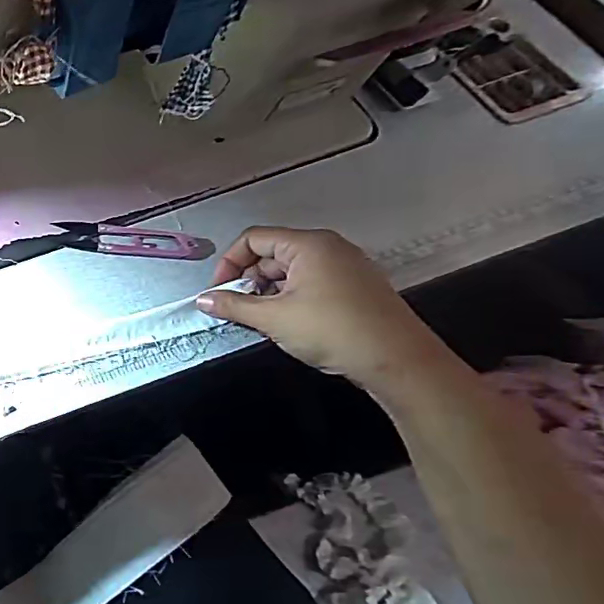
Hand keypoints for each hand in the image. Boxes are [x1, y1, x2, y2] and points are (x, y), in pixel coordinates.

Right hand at [195, 227, 455, 388]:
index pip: (253, 239)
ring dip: (267, 292)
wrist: (400, 363)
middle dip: (248, 280)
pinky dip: (290, 297)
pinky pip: (310, 282)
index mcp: (309, 245)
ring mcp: (346, 267)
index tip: (218, 291)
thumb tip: (204, 299)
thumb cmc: (334, 331)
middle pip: (270, 253)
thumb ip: (232, 305)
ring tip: (262, 319)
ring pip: (289, 270)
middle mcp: (329, 248)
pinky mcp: (355, 287)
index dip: (229, 263)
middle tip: (237, 308)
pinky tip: (288, 322)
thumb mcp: (272, 319)